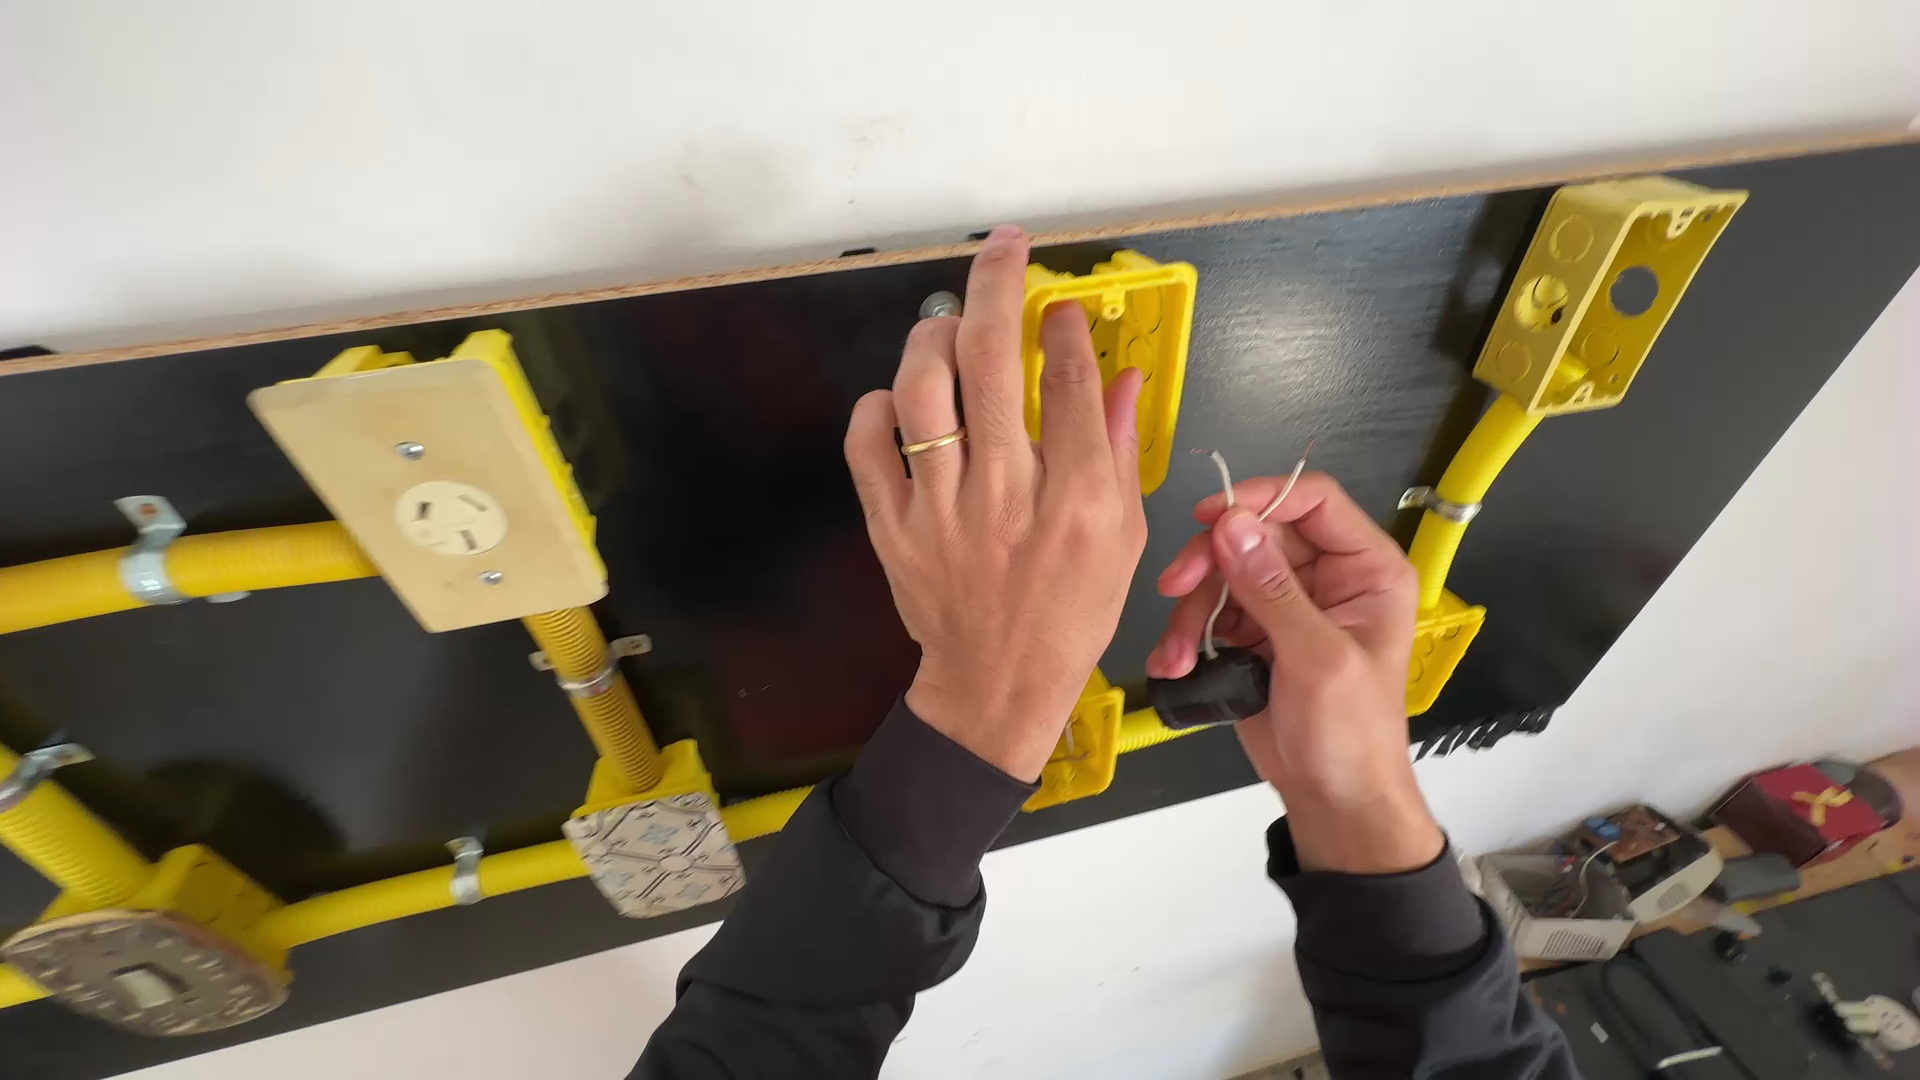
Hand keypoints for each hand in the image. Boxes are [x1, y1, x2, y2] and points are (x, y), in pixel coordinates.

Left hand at [843, 225, 1147, 780]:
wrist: (997, 682)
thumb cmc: (1069, 614)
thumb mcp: (1122, 539)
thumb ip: (1120, 453)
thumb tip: (1120, 377)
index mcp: (1077, 500)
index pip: (1068, 381)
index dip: (1064, 326)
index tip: (1060, 304)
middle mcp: (1006, 495)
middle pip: (991, 361)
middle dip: (996, 286)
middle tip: (1002, 250)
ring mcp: (940, 511)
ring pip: (921, 390)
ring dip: (933, 337)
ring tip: (946, 325)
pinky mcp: (891, 528)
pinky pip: (867, 445)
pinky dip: (879, 408)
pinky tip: (903, 403)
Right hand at [1145, 473, 1442, 873]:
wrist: (1331, 798)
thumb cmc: (1349, 735)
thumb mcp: (1316, 659)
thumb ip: (1272, 589)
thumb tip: (1231, 524)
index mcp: (1363, 570)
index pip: (1312, 501)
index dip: (1261, 498)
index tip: (1210, 517)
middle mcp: (1323, 576)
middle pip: (1252, 535)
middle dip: (1209, 564)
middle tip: (1173, 587)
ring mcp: (1282, 602)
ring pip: (1221, 573)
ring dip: (1190, 612)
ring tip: (1175, 655)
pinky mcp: (1251, 630)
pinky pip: (1208, 610)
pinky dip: (1186, 635)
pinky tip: (1174, 664)